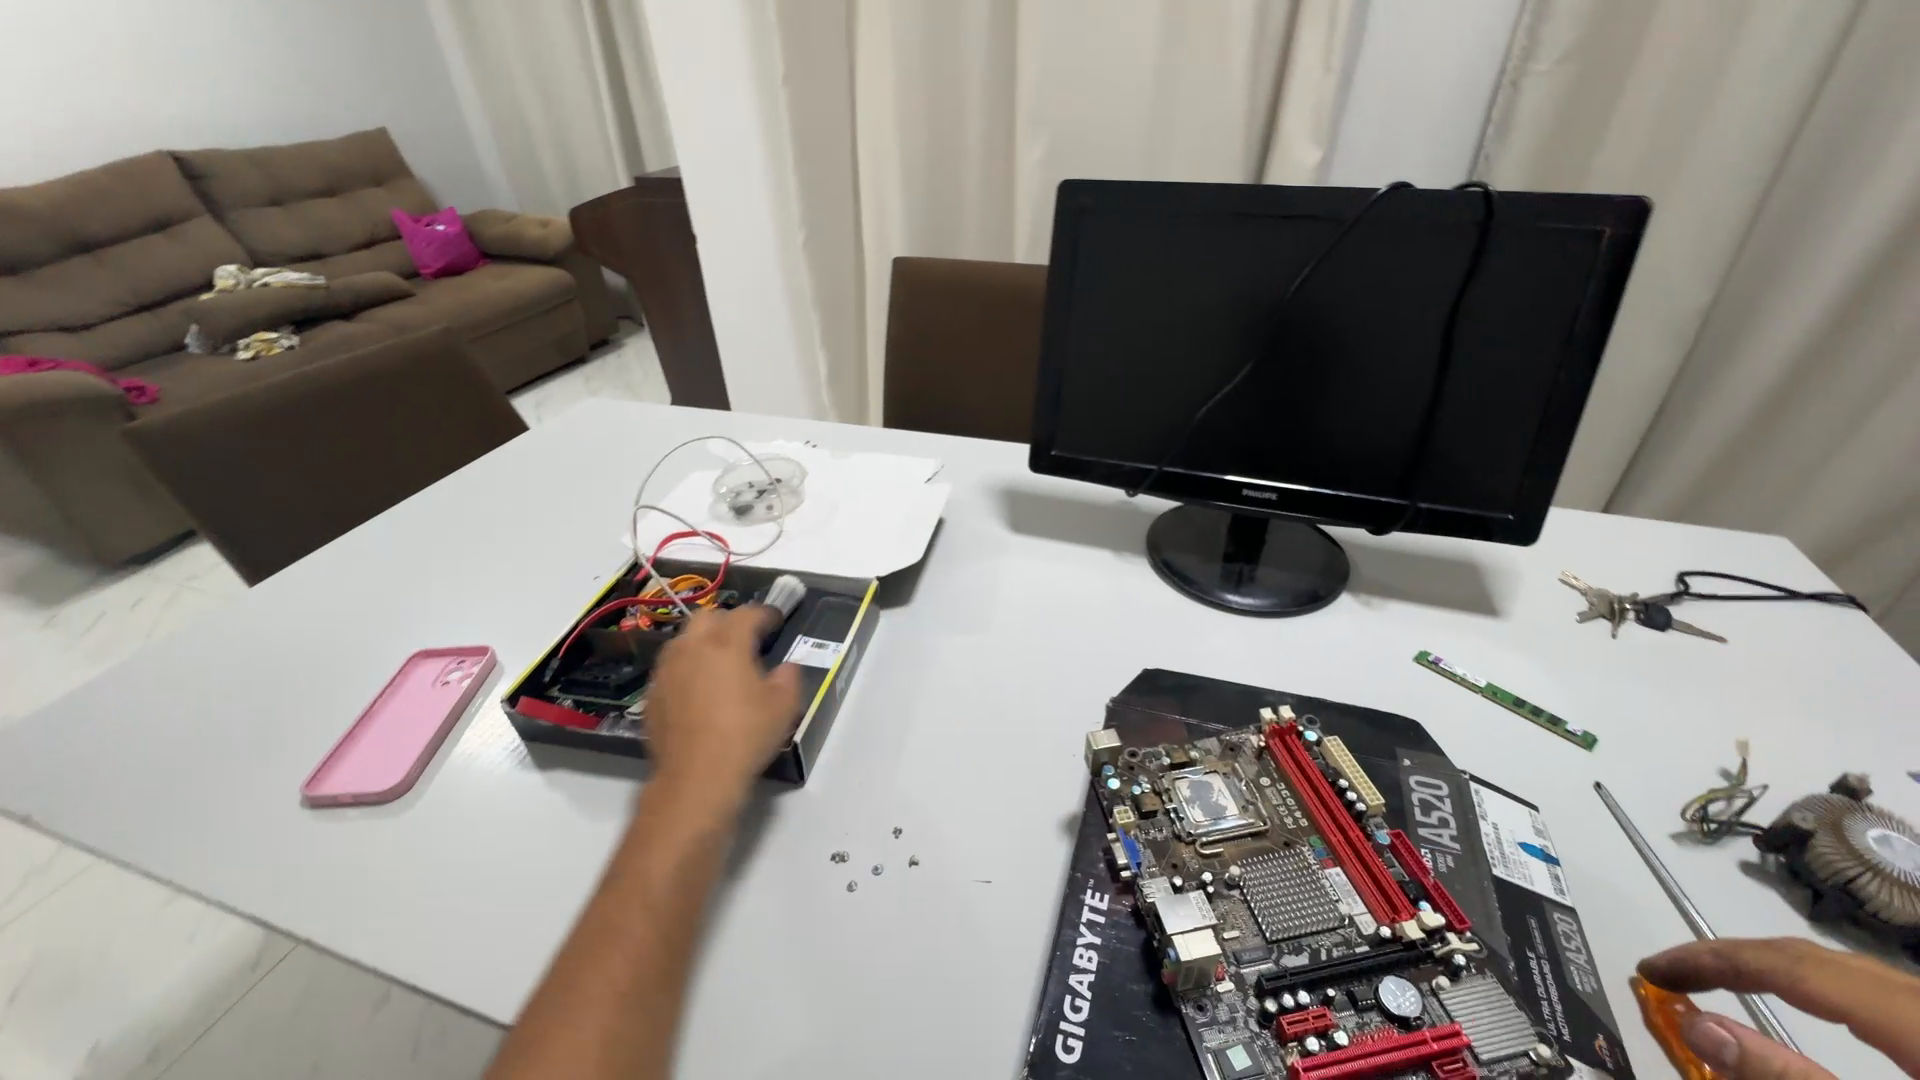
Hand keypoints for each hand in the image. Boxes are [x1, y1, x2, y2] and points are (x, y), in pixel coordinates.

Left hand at [643, 606, 801, 794]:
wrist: (696, 776)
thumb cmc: (745, 735)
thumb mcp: (784, 707)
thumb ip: (789, 678)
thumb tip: (786, 667)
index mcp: (727, 643)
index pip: (747, 614)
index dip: (764, 613)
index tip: (775, 620)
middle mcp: (692, 648)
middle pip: (708, 616)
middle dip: (728, 621)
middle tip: (745, 637)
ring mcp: (667, 671)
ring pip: (683, 640)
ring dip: (702, 641)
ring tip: (718, 661)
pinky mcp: (652, 695)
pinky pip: (670, 668)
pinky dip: (686, 669)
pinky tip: (698, 690)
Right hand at [1639, 937, 1919, 1078]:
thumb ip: (1786, 1078)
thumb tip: (1695, 1026)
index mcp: (1907, 1016)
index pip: (1786, 966)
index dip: (1711, 961)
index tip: (1651, 971)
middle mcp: (1916, 997)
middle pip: (1805, 958)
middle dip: (1727, 958)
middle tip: (1667, 973)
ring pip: (1833, 967)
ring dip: (1761, 967)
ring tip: (1709, 979)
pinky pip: (1861, 984)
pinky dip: (1805, 982)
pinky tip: (1784, 994)